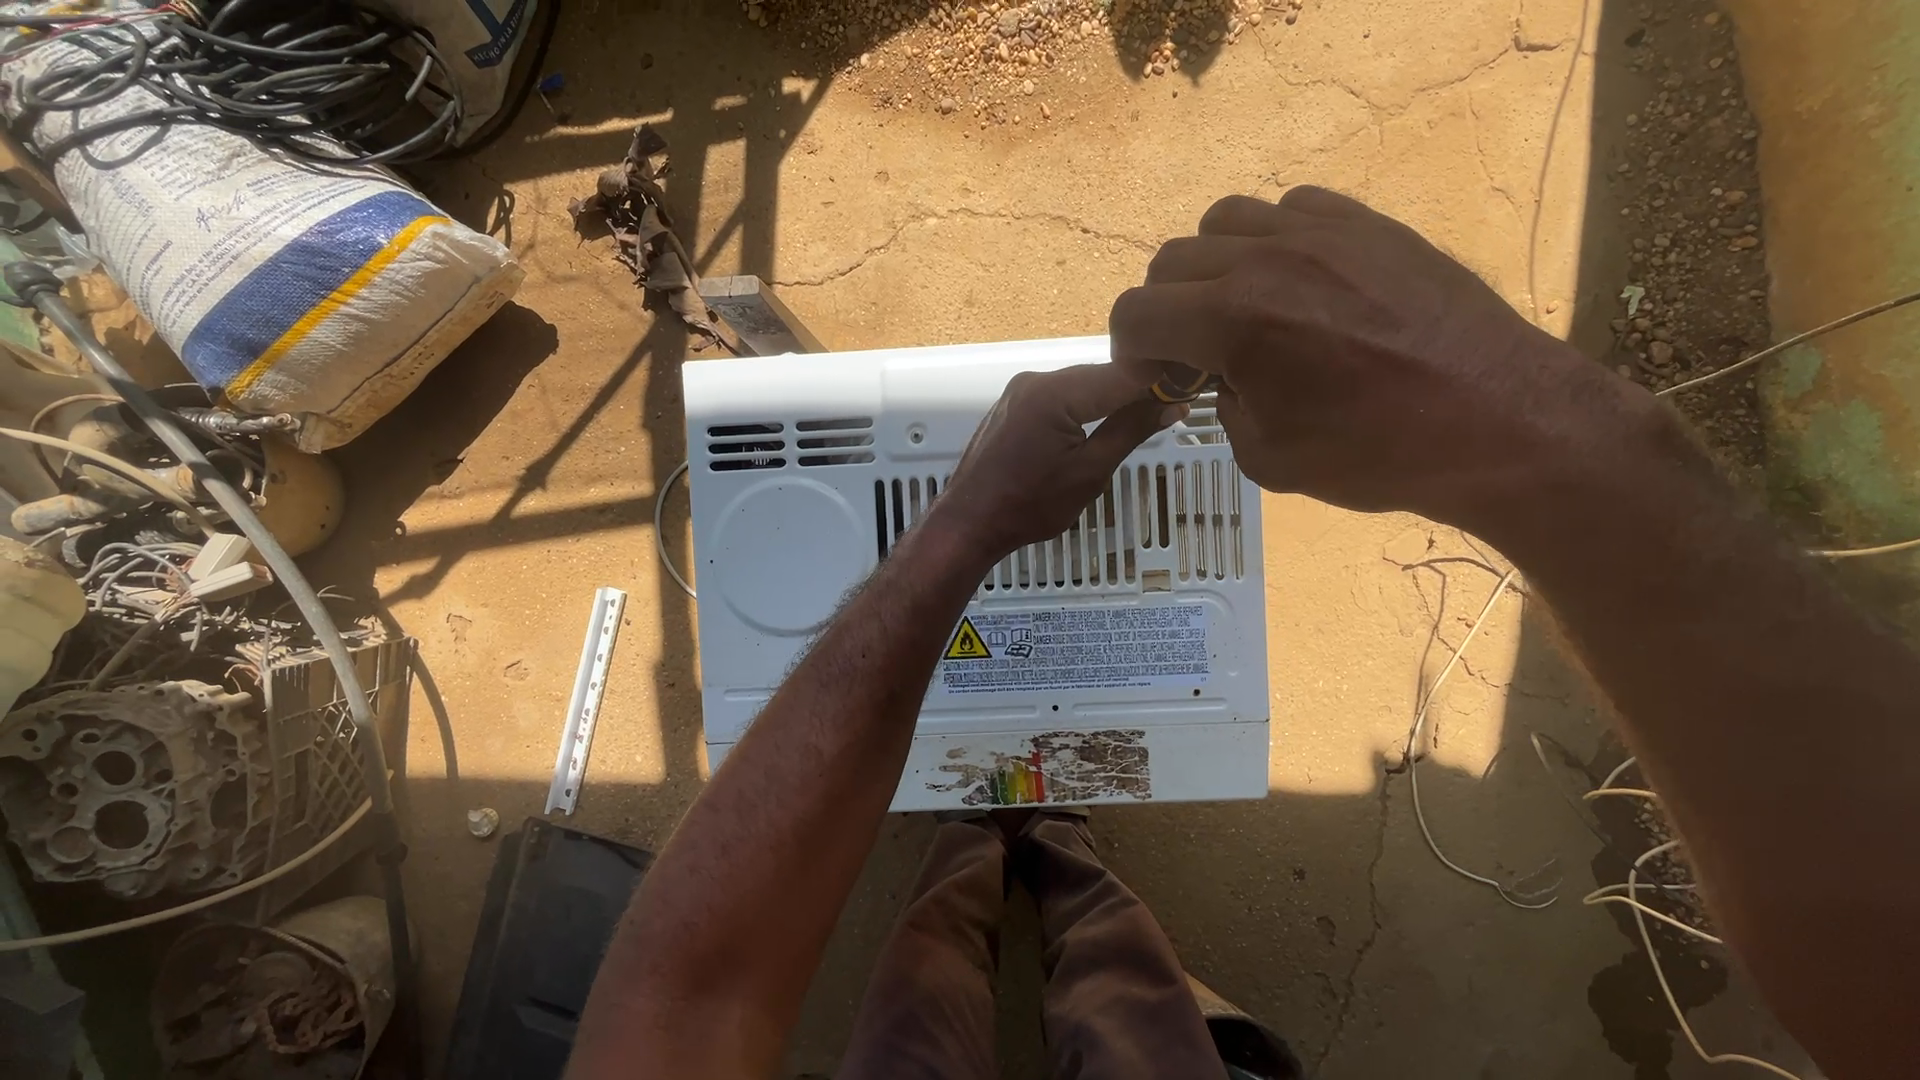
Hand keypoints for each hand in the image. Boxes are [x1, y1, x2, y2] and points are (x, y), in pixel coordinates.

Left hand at [931, 364, 1184, 561]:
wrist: (968, 522)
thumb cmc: (1028, 505)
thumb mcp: (1090, 472)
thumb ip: (1131, 430)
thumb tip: (1173, 404)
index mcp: (1056, 392)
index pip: (1125, 373)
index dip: (1162, 380)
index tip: (1193, 388)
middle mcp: (1036, 379)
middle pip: (1102, 375)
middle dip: (1137, 389)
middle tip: (1173, 407)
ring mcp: (1020, 390)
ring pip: (1081, 385)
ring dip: (1111, 399)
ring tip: (1143, 419)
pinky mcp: (1012, 404)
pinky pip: (1060, 396)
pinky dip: (1084, 407)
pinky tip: (1099, 426)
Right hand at [1109, 187, 1646, 534]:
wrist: (1495, 421)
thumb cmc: (1374, 454)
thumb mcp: (1266, 456)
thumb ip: (1221, 405)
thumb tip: (1222, 375)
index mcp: (1232, 322)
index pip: (1135, 312)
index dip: (1130, 349)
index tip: (1154, 375)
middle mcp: (1264, 259)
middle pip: (1171, 261)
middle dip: (1166, 310)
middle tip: (1196, 350)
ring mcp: (1320, 230)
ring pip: (1224, 220)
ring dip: (1213, 266)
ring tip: (1243, 307)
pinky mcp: (1367, 222)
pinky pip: (1291, 207)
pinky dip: (1272, 241)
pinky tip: (1298, 283)